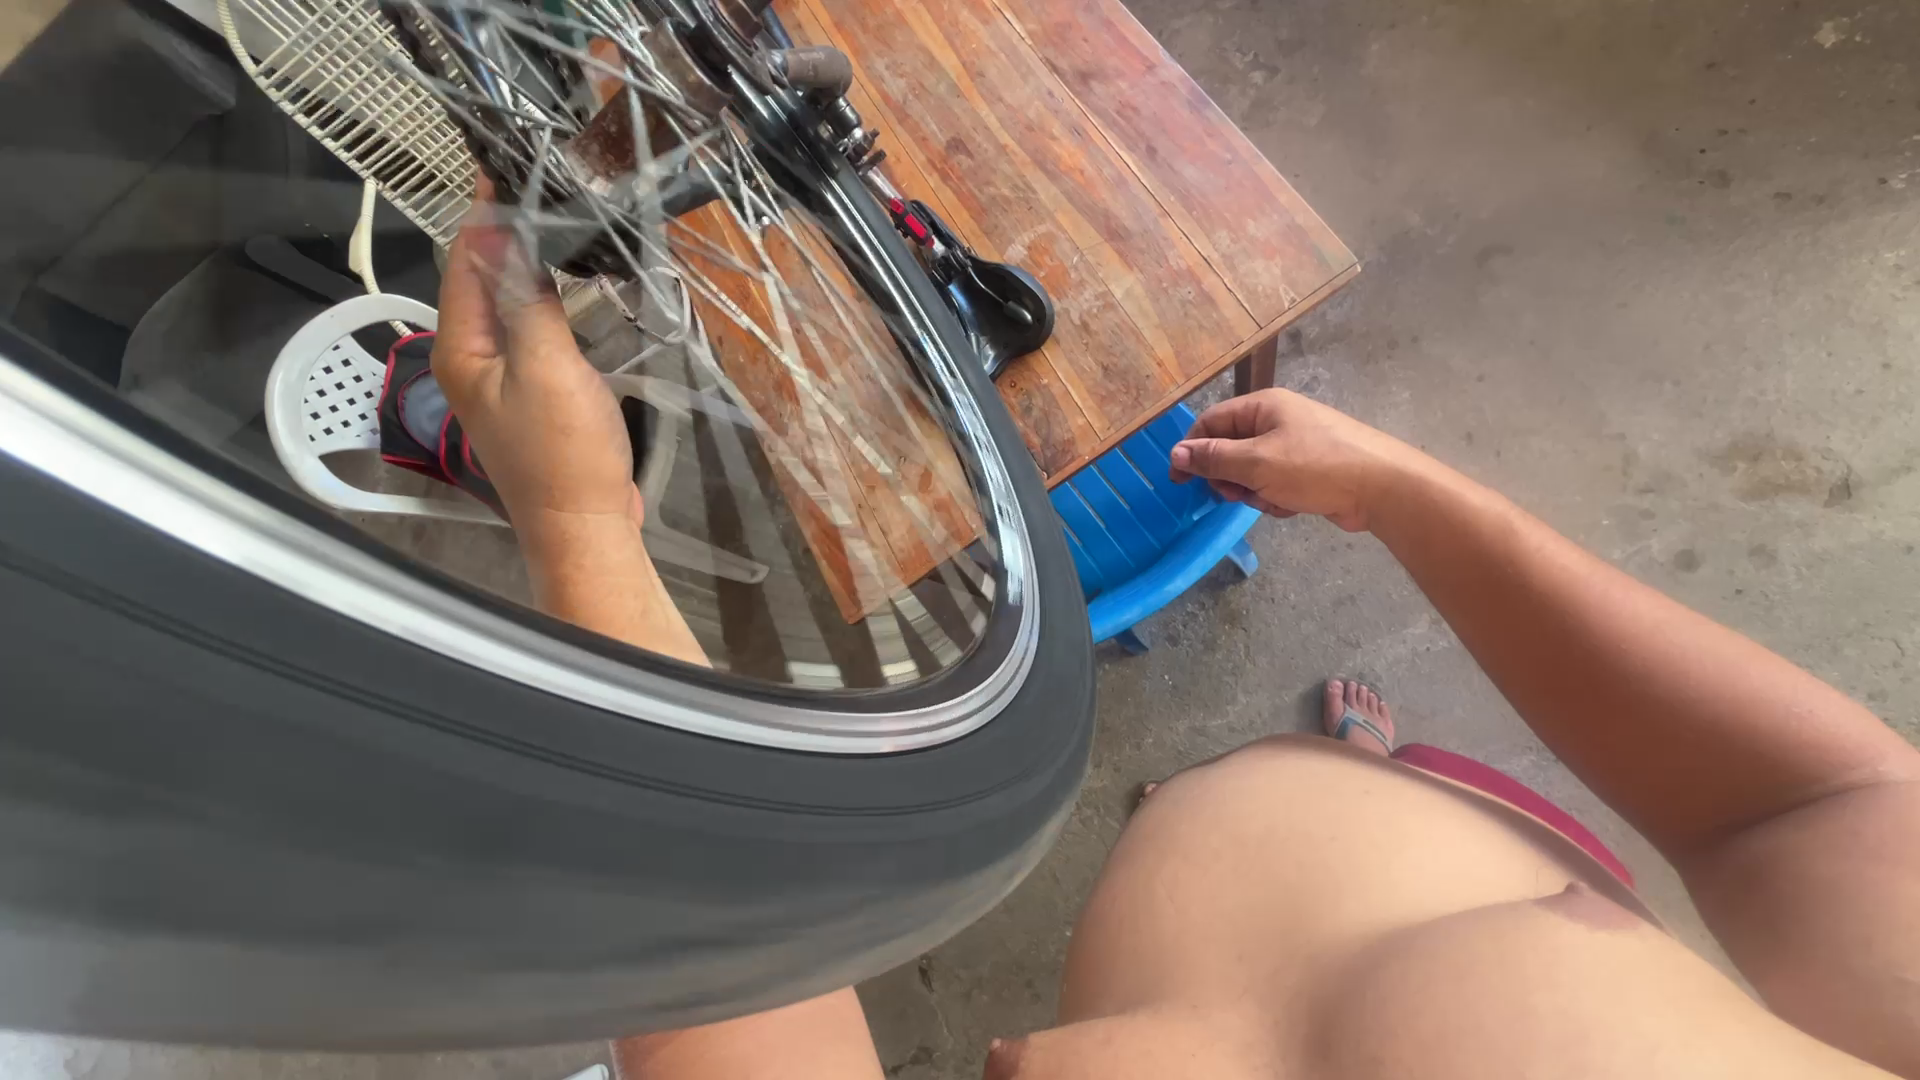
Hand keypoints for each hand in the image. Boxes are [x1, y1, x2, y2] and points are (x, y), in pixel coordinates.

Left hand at [430, 179, 641, 539]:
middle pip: (480, 285)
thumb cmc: (566, 451)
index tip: (504, 169)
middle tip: (541, 196)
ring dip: (526, 272)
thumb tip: (503, 233)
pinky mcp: (534, 402)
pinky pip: (532, 338)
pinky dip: (546, 308)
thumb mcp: (548, 367)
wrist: (585, 525)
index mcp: (462, 349)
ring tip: (556, 233)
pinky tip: (569, 299)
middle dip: (503, 238)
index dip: (483, 216)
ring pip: (507, 311)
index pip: (463, 263)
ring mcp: (503, 385)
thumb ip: (524, 300)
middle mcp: (472, 362)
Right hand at [1168, 389, 1427, 531]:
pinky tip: (1291, 505)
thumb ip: (1212, 459)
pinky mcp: (1307, 469)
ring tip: (1272, 499)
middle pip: (1228, 449)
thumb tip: (1176, 454)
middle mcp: (1276, 420)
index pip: (1210, 423)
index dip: (1191, 451)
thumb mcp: (1256, 463)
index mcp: (1263, 407)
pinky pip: (1272, 482)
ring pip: (1249, 471)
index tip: (1179, 481)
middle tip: (1237, 494)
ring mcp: (1293, 445)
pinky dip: (1274, 496)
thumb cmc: (1315, 466)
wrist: (1382, 487)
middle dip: (1228, 477)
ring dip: (1253, 491)